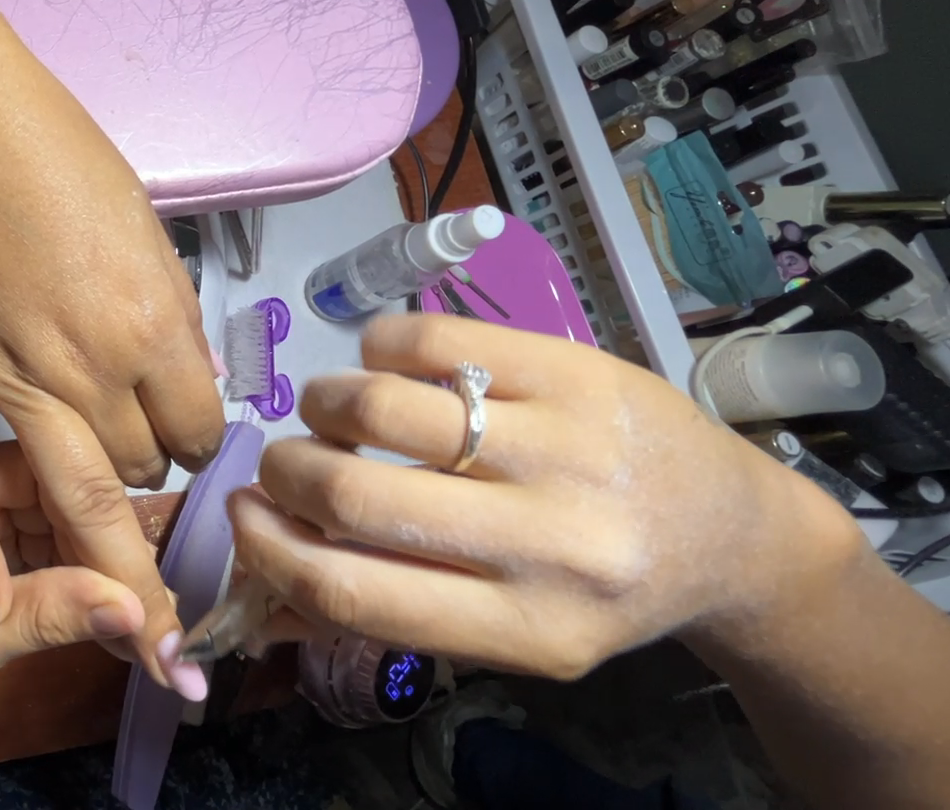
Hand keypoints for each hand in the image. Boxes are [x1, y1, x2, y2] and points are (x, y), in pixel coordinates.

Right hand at [0, 40, 220, 693]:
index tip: (186, 440)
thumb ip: (159, 303)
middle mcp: (88, 365)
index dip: (198, 440)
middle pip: (140, 468)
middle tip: (159, 517)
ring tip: (129, 609)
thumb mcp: (135, 217)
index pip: (195, 420)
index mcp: (149, 317)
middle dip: (157, 498)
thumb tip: (171, 362)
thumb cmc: (47, 142)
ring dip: (104, 551)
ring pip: (70, 495)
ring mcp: (8, 379)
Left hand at [0, 443, 147, 745]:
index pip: (50, 479)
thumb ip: (54, 613)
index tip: (161, 578)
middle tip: (168, 615)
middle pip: (61, 507)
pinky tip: (117, 622)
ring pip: (61, 536)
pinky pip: (45, 560)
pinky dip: (78, 593)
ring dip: (102, 582)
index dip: (108, 527)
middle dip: (112, 562)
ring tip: (156, 628)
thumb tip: (140, 607)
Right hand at [228, 315, 864, 677]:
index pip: (348, 591)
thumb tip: (252, 602)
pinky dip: (374, 348)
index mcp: (523, 629)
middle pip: (352, 495)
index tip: (243, 510)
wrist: (727, 533)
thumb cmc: (585, 587)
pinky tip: (392, 369)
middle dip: (284, 468)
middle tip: (287, 458)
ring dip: (322, 402)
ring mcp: (567, 448)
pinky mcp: (573, 369)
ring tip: (334, 409)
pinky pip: (421, 340)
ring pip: (376, 406)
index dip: (266, 546)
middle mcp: (551, 546)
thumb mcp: (495, 631)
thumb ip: (375, 612)